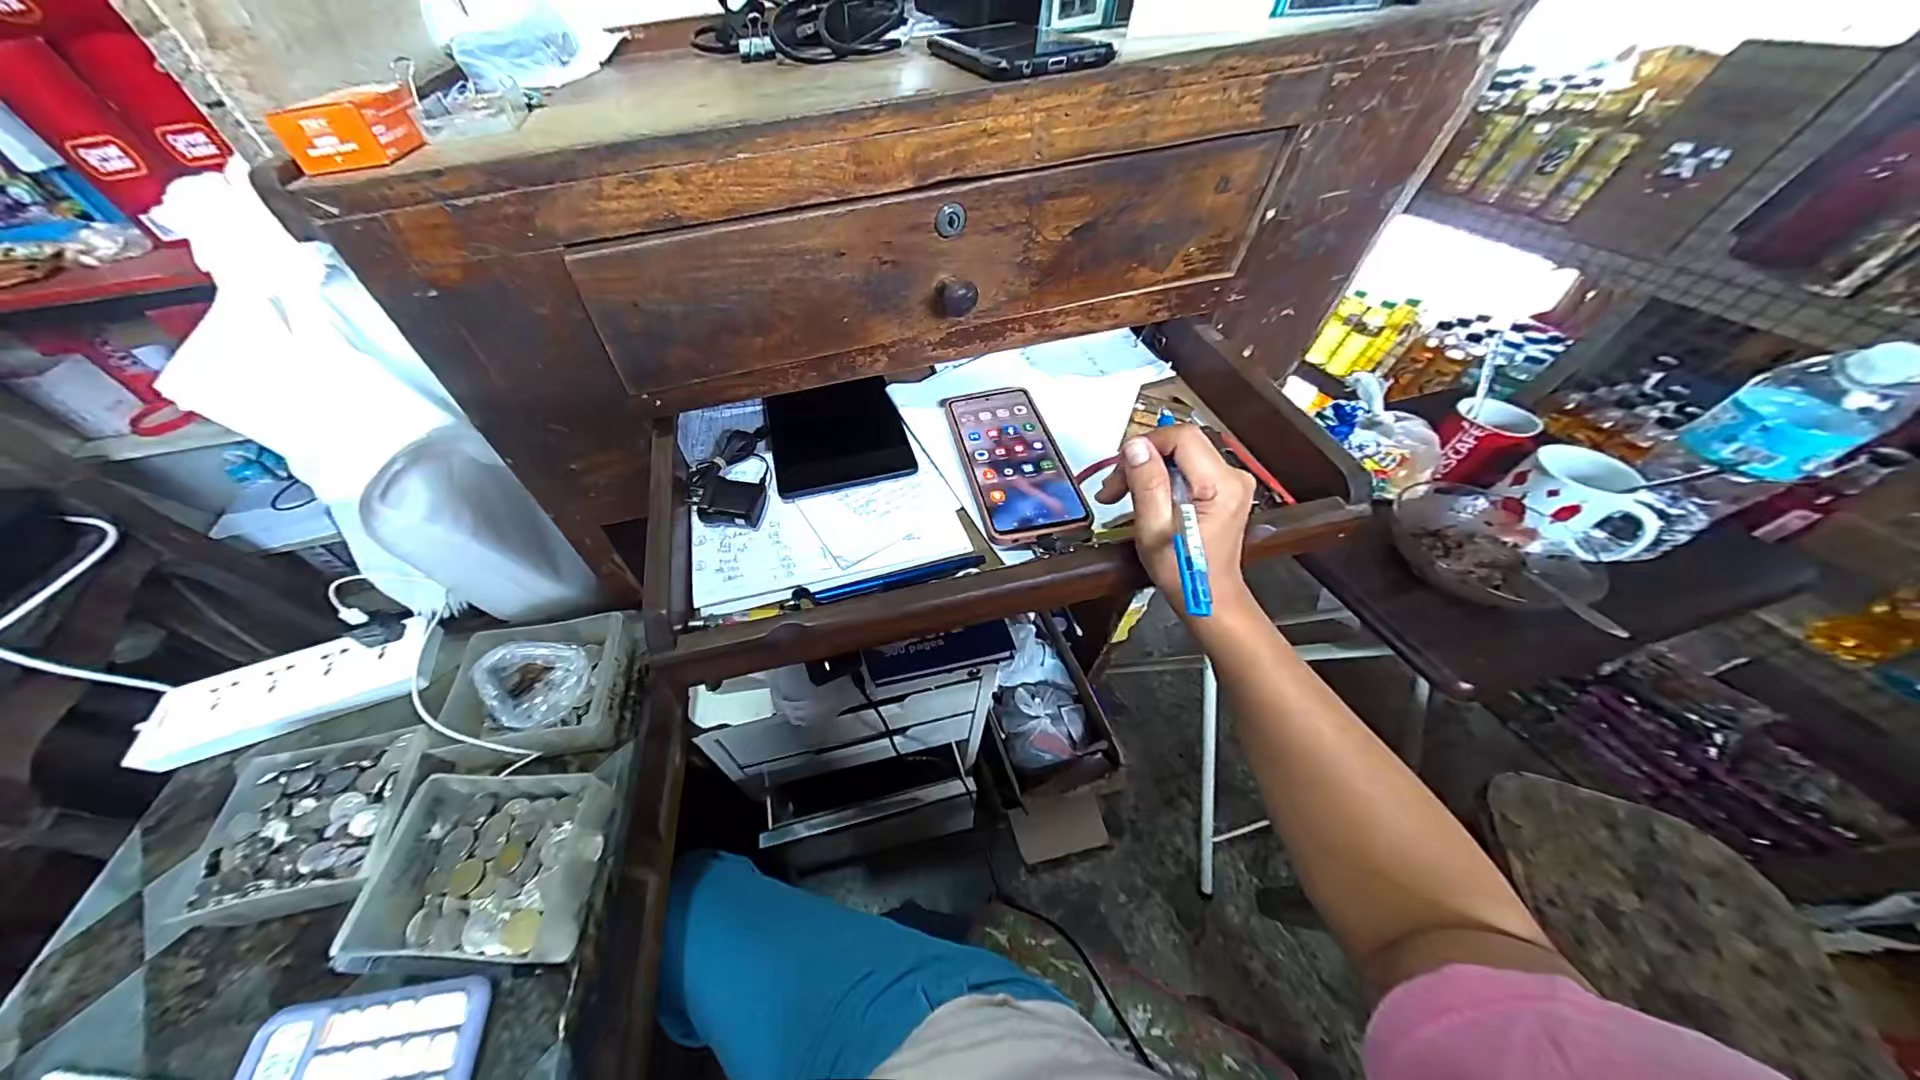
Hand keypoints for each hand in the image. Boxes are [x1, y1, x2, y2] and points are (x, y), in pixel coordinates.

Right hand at [1096, 424, 1256, 618]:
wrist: (1208, 596)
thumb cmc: (1185, 572)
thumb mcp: (1154, 529)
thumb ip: (1146, 482)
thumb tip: (1135, 446)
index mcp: (1220, 485)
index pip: (1181, 437)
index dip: (1146, 445)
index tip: (1122, 467)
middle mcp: (1233, 478)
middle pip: (1180, 444)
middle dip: (1143, 460)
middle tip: (1115, 486)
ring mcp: (1230, 483)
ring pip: (1181, 455)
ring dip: (1148, 470)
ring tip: (1123, 494)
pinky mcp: (1223, 489)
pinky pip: (1187, 468)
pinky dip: (1162, 479)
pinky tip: (1145, 497)